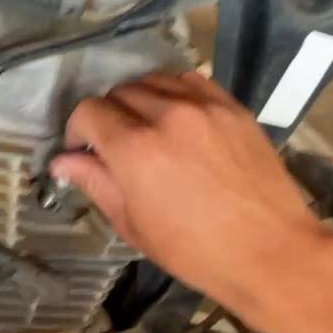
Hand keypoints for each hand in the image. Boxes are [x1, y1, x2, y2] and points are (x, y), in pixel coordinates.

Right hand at [51, 72, 332, 314]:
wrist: (269, 251)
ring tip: (145, 129)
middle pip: (119, 91)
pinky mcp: (233, 107)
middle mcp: (167, 115)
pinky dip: (174, 93)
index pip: (89, 112)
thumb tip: (63, 161)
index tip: (82, 152)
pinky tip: (177, 119)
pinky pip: (192, 81)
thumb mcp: (133, 225)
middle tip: (113, 146)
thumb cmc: (194, 252)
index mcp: (136, 150)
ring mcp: (205, 106)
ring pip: (154, 80)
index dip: (77, 130)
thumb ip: (96, 184)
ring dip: (139, 100)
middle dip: (107, 115)